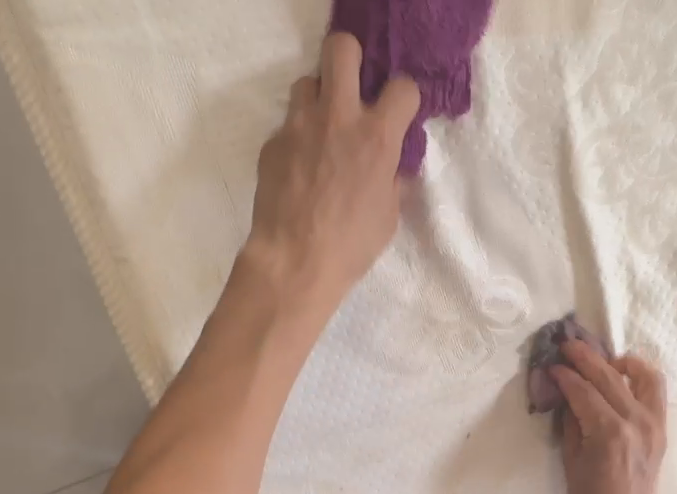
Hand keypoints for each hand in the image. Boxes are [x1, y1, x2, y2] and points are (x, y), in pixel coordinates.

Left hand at [241, 33, 419, 314]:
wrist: (295, 261)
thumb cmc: (351, 246)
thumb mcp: (388, 216)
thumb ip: (391, 179)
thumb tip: (393, 167)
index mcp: (376, 137)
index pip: (402, 87)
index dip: (404, 99)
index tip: (399, 114)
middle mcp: (337, 117)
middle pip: (341, 49)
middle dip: (351, 60)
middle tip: (352, 89)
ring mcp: (299, 125)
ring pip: (307, 82)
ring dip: (318, 100)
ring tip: (321, 132)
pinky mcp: (272, 142)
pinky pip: (288, 126)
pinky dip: (297, 140)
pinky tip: (300, 171)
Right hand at [552, 341, 668, 493]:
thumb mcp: (571, 462)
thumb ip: (571, 423)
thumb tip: (566, 395)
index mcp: (608, 433)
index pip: (584, 391)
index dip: (565, 375)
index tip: (552, 365)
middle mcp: (635, 422)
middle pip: (609, 377)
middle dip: (586, 358)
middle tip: (567, 345)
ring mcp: (653, 424)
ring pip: (641, 375)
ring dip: (619, 361)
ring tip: (601, 358)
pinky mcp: (661, 429)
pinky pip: (655, 391)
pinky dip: (640, 376)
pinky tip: (623, 375)